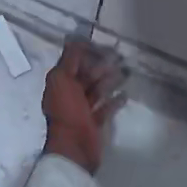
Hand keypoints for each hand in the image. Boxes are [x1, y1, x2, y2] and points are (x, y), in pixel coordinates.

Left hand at [42, 41, 123, 172]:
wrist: (74, 148)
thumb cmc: (67, 111)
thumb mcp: (63, 81)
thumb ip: (68, 60)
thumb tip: (72, 38)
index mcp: (59, 82)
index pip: (72, 61)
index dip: (86, 52)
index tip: (103, 46)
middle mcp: (68, 94)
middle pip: (86, 75)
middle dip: (101, 66)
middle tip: (120, 57)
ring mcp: (81, 109)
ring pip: (97, 90)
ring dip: (110, 80)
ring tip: (126, 72)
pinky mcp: (93, 123)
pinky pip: (104, 108)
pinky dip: (114, 101)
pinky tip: (125, 94)